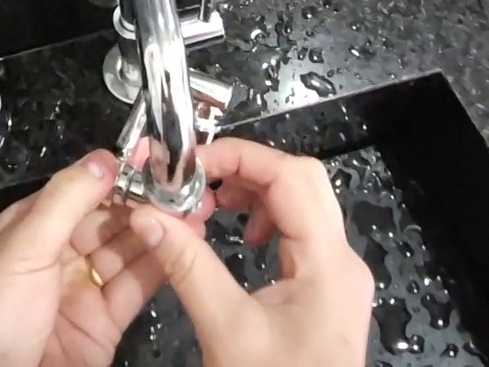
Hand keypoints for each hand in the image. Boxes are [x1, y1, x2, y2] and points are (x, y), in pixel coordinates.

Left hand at [0, 150, 186, 366]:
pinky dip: (161, 265)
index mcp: (30, 228)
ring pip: (126, 248)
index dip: (117, 174)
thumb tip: (106, 157)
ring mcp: (82, 290)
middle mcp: (58, 253)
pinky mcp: (104, 325)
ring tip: (197, 207)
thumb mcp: (22, 250)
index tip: (157, 157)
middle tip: (187, 184)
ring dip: (159, 228)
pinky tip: (188, 245)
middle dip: (145, 200)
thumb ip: (65, 201)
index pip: (80, 190)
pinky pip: (135, 287)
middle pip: (108, 217)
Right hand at [127, 139, 374, 366]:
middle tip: (200, 180)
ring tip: (213, 204)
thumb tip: (146, 214)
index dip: (238, 156)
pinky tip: (241, 234)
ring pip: (301, 199)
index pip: (289, 175)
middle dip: (246, 168)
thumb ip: (187, 266)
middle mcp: (343, 259)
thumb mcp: (226, 332)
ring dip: (254, 189)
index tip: (190, 164)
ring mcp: (339, 273)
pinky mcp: (328, 287)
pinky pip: (300, 227)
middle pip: (300, 178)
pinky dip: (265, 215)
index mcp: (328, 263)